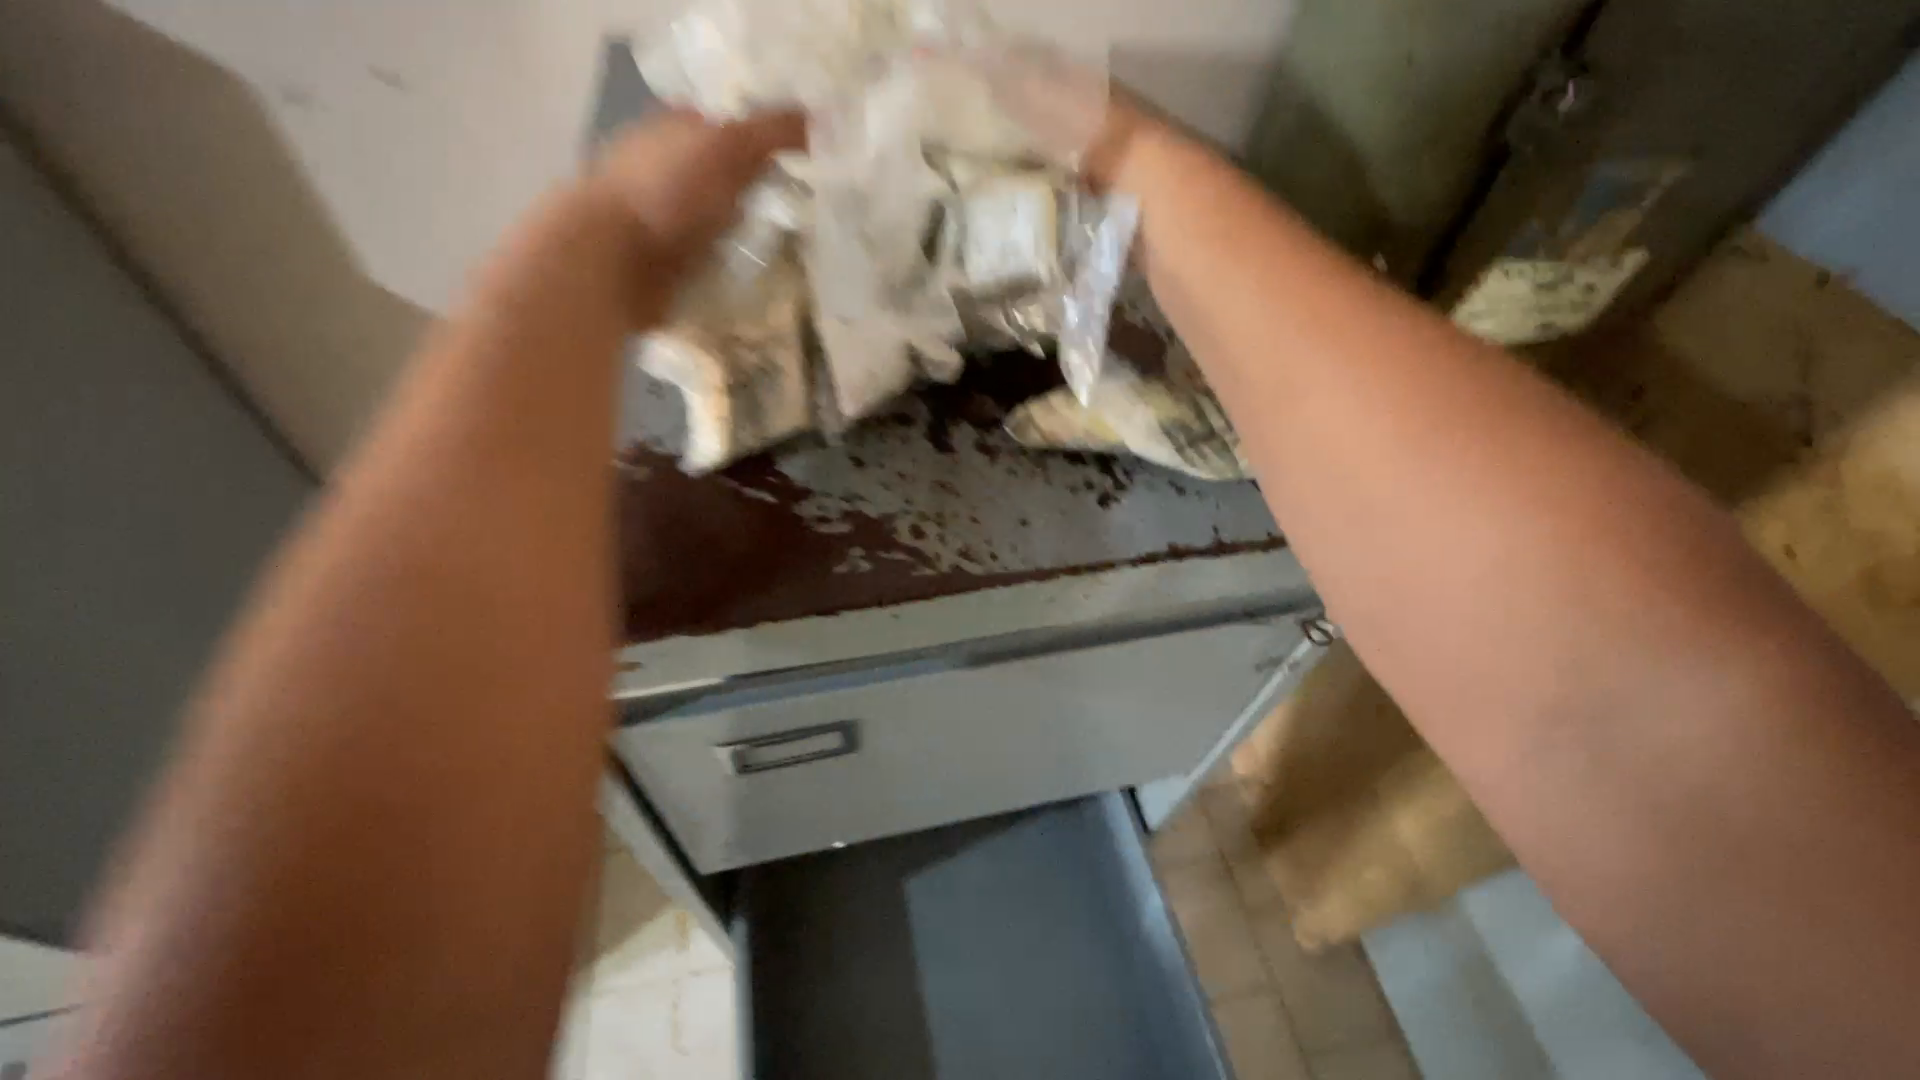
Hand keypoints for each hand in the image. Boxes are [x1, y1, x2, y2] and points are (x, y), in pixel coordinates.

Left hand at [585, 108, 806, 270]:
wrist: (610, 263)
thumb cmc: (664, 191)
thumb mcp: (728, 145)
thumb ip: (775, 130)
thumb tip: (825, 118)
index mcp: (678, 128)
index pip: (736, 122)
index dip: (776, 135)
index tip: (820, 156)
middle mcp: (673, 170)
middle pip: (738, 177)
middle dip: (774, 191)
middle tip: (821, 207)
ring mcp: (672, 220)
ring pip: (732, 224)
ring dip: (761, 236)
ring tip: (806, 248)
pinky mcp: (675, 265)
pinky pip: (722, 264)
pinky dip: (744, 270)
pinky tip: (774, 277)